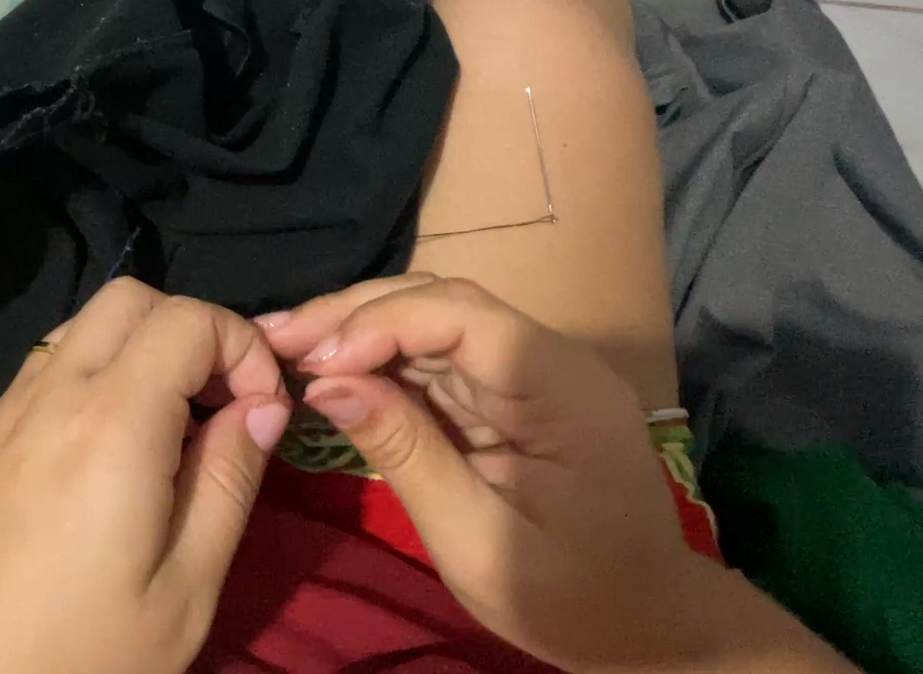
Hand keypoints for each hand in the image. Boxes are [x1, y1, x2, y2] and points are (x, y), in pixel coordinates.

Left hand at [0, 279, 292, 673]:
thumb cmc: (71, 654)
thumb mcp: (181, 592)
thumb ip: (228, 482)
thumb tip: (264, 406)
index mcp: (112, 420)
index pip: (188, 319)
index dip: (242, 347)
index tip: (262, 410)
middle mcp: (56, 388)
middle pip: (132, 295)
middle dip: (192, 328)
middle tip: (218, 405)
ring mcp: (12, 402)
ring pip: (87, 318)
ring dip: (142, 342)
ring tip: (169, 422)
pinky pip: (53, 356)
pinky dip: (98, 362)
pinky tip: (108, 438)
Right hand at [259, 274, 852, 672]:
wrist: (645, 624)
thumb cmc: (570, 597)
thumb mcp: (475, 543)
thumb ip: (404, 453)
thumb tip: (325, 384)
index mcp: (560, 389)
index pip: (465, 317)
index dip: (383, 323)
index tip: (316, 361)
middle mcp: (544, 355)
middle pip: (438, 298)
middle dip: (352, 312)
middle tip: (276, 335)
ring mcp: (521, 362)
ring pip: (424, 311)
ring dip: (351, 322)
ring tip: (285, 338)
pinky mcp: (498, 378)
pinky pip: (425, 345)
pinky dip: (370, 348)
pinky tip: (324, 356)